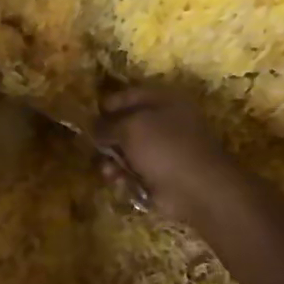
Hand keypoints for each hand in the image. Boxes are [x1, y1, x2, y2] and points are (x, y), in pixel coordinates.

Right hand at [94, 87, 231, 219]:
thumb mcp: (132, 128)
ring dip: (112, 160)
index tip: (88, 116)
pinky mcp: (158, 174)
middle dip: (107, 137)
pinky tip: (118, 181)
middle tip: (90, 146)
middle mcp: (165, 122)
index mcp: (165, 101)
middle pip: (126, 125)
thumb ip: (108, 125)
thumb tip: (92, 127)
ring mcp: (163, 150)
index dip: (109, 104)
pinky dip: (122, 175)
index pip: (131, 95)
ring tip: (107, 170)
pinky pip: (132, 171)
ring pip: (126, 151)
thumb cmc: (165, 148)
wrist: (195, 189)